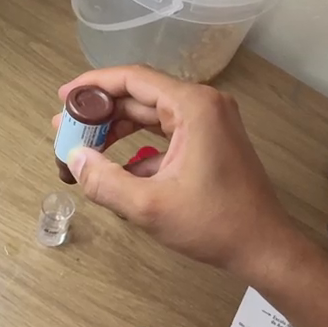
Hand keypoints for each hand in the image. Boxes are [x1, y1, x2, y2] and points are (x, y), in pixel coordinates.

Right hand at [55, 66, 296, 273]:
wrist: (264, 246)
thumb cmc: (214, 224)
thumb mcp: (149, 207)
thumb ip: (105, 181)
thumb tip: (74, 158)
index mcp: (193, 106)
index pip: (133, 79)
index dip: (93, 86)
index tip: (63, 98)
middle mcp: (204, 105)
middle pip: (140, 95)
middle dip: (101, 112)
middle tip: (64, 129)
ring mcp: (210, 123)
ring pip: (151, 116)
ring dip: (117, 129)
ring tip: (83, 146)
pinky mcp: (211, 142)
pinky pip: (166, 134)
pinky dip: (139, 148)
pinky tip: (116, 171)